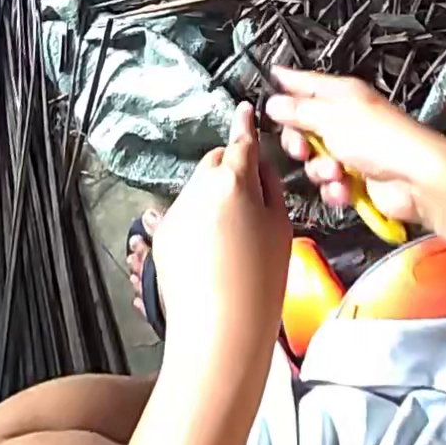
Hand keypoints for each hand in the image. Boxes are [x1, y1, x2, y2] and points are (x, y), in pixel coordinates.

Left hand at [149, 101, 291, 363]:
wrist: (219, 334)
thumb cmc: (262, 284)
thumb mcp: (282, 230)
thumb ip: (270, 188)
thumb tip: (258, 167)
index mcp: (233, 181)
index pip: (241, 142)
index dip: (245, 125)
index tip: (245, 110)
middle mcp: (199, 187)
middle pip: (216, 161)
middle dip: (231, 169)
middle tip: (250, 201)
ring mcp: (176, 209)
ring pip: (199, 187)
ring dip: (214, 196)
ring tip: (232, 239)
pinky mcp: (163, 232)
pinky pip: (184, 212)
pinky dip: (198, 220)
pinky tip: (211, 254)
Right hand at [265, 67, 445, 227]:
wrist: (416, 181)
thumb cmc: (383, 139)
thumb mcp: (330, 117)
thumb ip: (298, 110)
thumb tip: (274, 104)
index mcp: (342, 95)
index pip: (306, 83)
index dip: (287, 82)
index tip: (271, 78)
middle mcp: (346, 119)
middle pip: (303, 126)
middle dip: (298, 141)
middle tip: (302, 148)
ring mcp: (351, 149)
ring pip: (314, 159)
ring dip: (320, 169)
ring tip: (336, 171)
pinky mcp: (356, 178)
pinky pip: (329, 183)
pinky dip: (334, 188)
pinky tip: (345, 187)